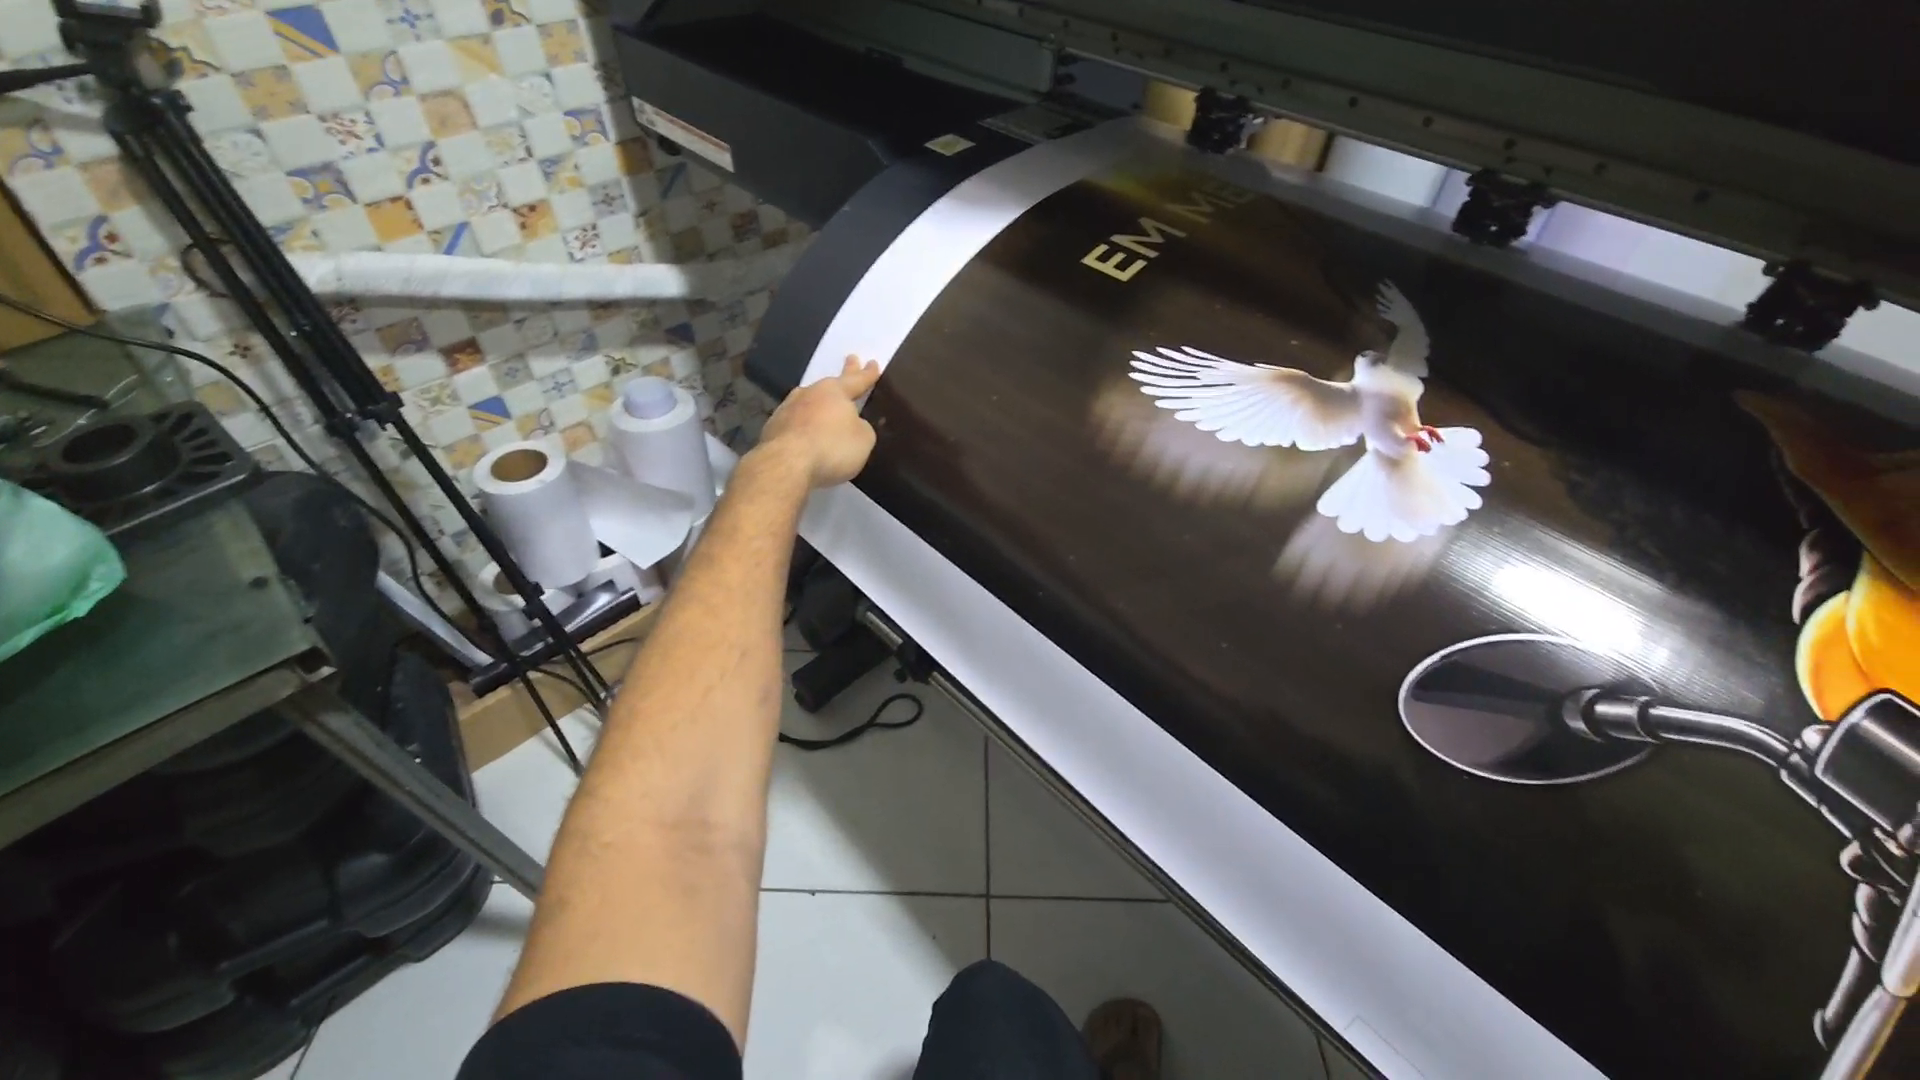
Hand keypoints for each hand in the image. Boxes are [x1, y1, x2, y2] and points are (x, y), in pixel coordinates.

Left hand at [756, 355, 882, 488]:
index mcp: (834, 391)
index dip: (867, 374)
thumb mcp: (863, 439)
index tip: (872, 363)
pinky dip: (802, 425)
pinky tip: (804, 433)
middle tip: (851, 359)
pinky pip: (794, 423)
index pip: (856, 380)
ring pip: (809, 401)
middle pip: (830, 385)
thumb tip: (851, 426)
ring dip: (818, 403)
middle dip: (844, 374)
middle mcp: (809, 394)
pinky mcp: (772, 429)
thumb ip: (861, 428)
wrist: (786, 463)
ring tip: (824, 404)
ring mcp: (787, 409)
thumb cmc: (832, 447)